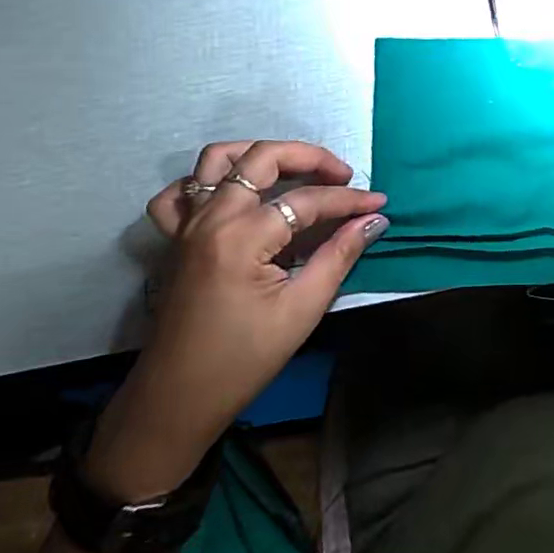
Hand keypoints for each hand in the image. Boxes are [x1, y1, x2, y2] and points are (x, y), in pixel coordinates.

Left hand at [87, 141, 387, 499]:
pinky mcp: (174, 239)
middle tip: (343, 175)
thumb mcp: (304, 307)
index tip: (379, 204)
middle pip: (261, 158)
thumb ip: (340, 254)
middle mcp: (210, 219)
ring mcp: (185, 226)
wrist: (179, 397)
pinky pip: (181, 193)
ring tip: (293, 171)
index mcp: (241, 237)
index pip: (307, 200)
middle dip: (310, 157)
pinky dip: (209, 182)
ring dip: (260, 155)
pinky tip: (236, 194)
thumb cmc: (246, 357)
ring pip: (217, 160)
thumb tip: (374, 220)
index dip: (349, 199)